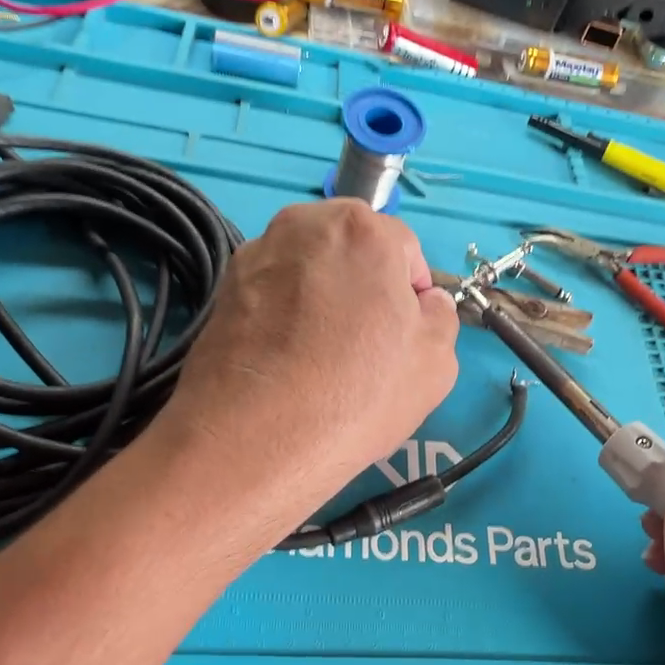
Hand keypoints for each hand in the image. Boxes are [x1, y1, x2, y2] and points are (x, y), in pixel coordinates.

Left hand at [159, 200, 459, 512]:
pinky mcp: (223, 288)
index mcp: (363, 229)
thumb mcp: (436, 362)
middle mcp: (305, 224)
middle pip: (352, 248)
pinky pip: (272, 290)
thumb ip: (440, 316)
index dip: (411, 294)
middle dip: (364, 284)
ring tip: (321, 354)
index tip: (402, 336)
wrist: (252, 440)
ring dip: (322, 295)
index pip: (405, 247)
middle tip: (364, 342)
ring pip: (309, 267)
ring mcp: (257, 253)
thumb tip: (425, 302)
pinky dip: (284, 312)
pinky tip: (286, 359)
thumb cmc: (357, 395)